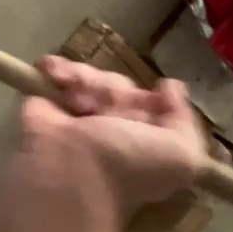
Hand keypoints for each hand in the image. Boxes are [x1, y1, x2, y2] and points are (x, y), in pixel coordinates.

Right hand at [13, 56, 207, 207]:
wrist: (68, 165)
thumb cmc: (127, 162)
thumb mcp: (181, 154)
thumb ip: (186, 122)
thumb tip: (172, 85)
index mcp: (144, 137)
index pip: (151, 103)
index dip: (150, 97)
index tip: (148, 97)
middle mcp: (112, 124)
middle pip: (117, 85)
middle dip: (111, 86)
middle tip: (105, 103)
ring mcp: (77, 110)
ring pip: (87, 75)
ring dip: (82, 77)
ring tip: (72, 92)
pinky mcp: (46, 98)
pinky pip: (55, 70)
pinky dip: (55, 67)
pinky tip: (55, 75)